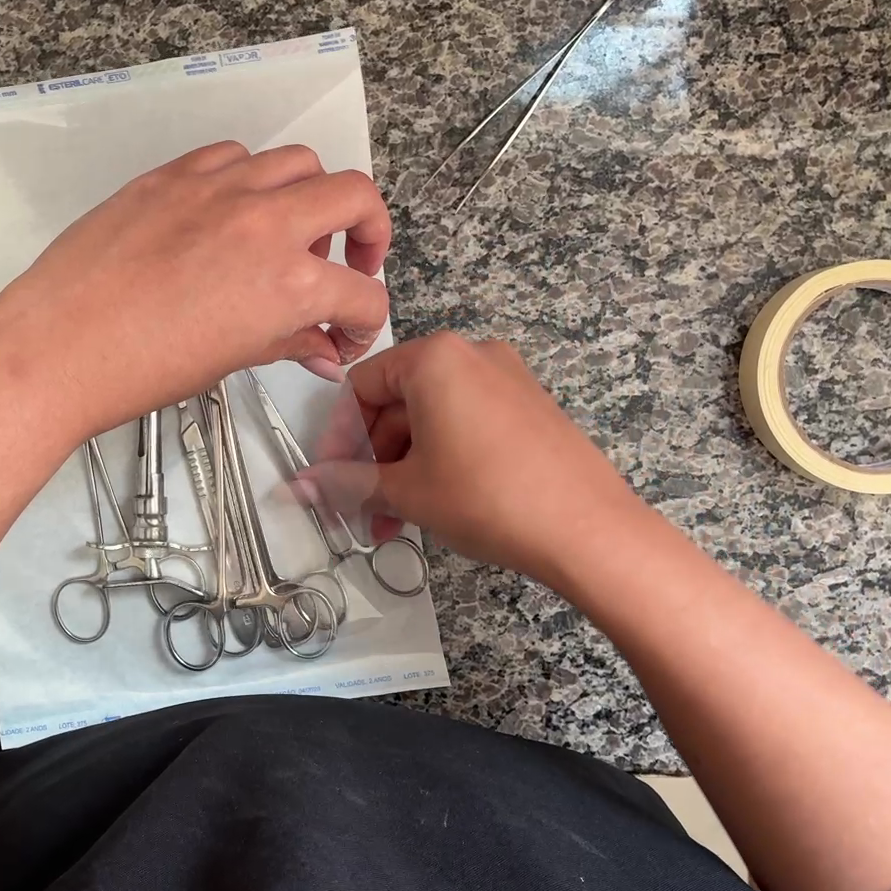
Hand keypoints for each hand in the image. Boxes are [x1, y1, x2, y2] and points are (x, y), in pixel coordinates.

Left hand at [0, 141, 389, 440]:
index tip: (346, 333)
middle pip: (353, 195)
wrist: (56, 348)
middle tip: (348, 263)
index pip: (362, 294)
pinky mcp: (168, 176)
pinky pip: (228, 156)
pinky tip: (226, 212)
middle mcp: (264, 222)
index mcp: (288, 283)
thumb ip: (285, 343)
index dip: (366, 321)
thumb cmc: (138, 371)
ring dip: (306, 196)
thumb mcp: (226, 362)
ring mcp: (215, 189)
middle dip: (367, 231)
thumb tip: (322, 350)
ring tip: (282, 233)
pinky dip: (245, 179)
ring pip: (295, 161)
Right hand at [302, 332, 648, 582]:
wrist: (594, 536)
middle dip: (370, 461)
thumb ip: (343, 483)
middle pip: (394, 405)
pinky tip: (430, 506)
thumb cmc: (488, 497)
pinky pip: (463, 426)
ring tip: (390, 521)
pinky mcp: (530, 410)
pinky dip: (438, 460)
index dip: (336, 437)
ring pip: (428, 421)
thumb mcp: (404, 490)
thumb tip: (296, 487)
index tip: (327, 478)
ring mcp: (507, 380)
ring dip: (401, 469)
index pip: (359, 389)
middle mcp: (471, 355)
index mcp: (434, 358)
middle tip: (357, 507)